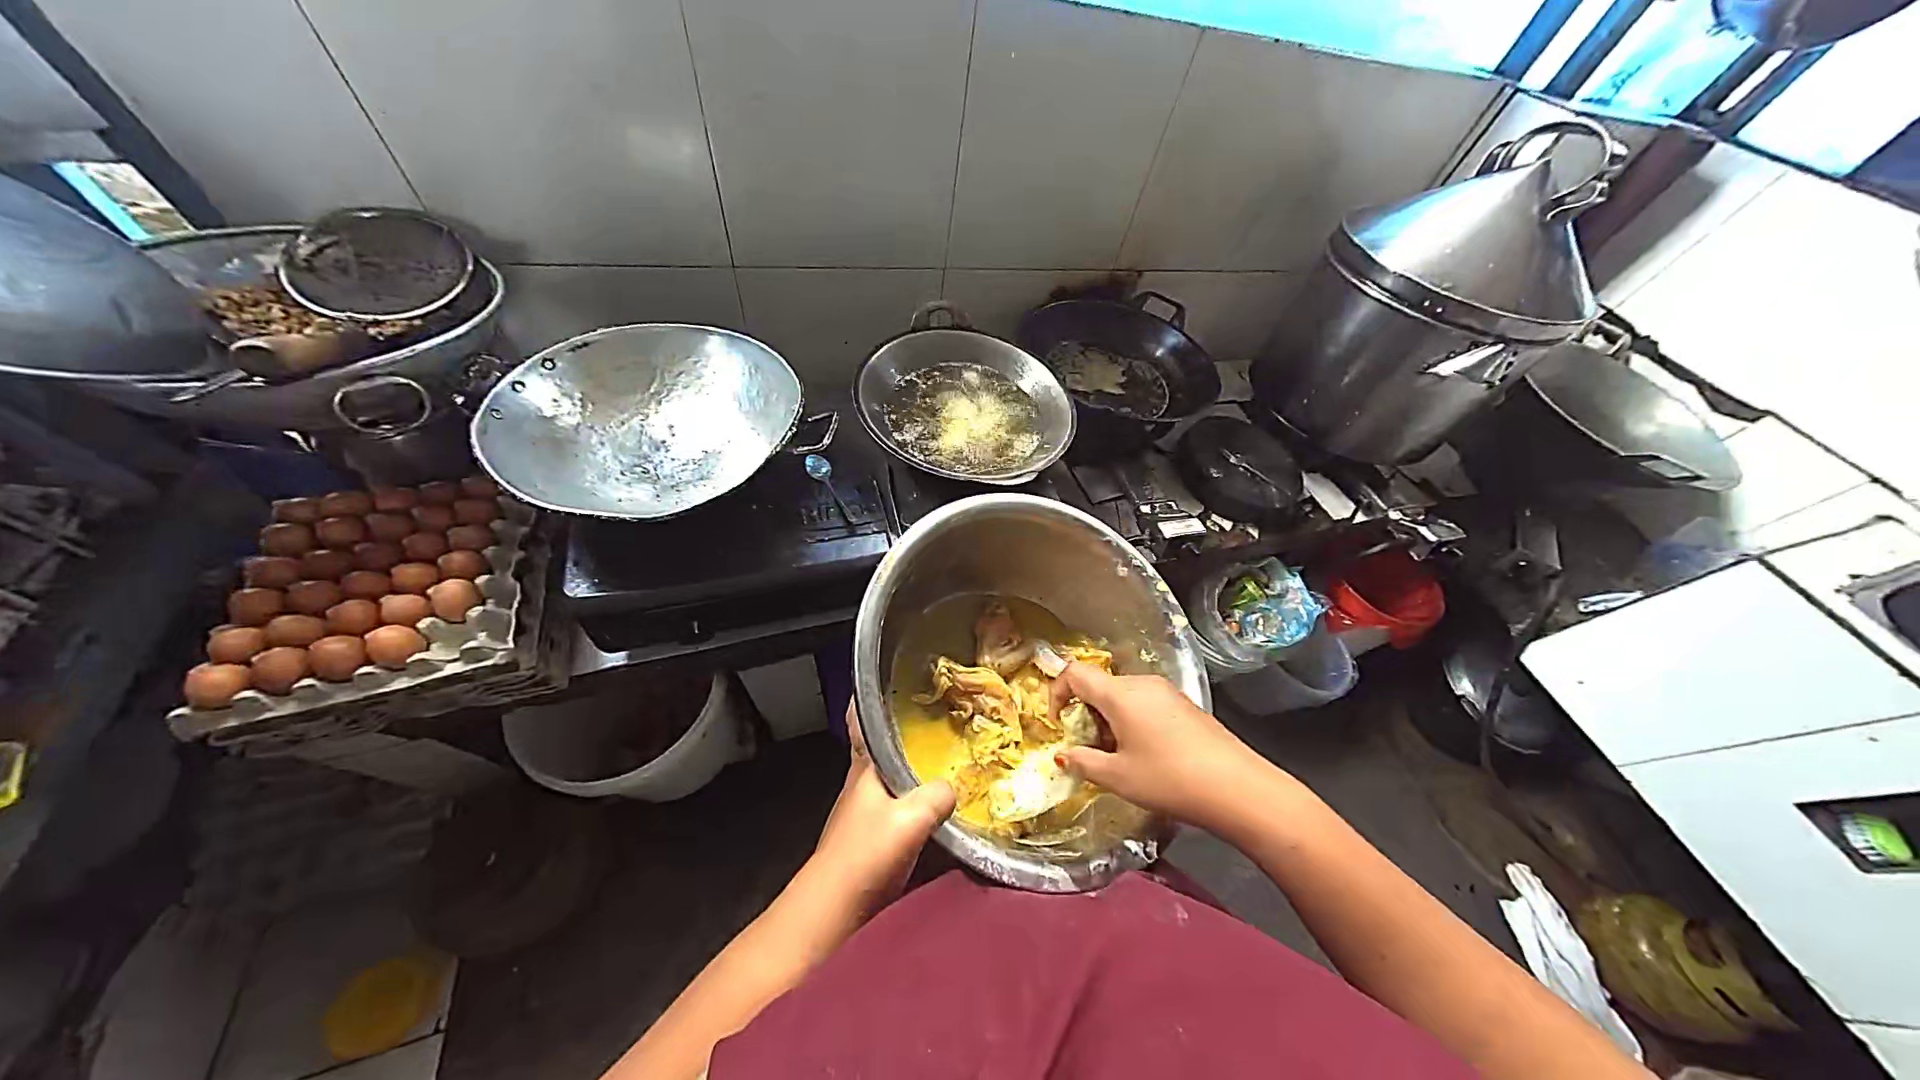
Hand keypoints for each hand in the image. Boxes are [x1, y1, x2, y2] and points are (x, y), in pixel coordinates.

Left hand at [802, 705, 954, 915]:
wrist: (832, 913)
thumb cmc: (863, 857)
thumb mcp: (909, 819)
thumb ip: (935, 796)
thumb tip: (952, 788)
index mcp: (865, 768)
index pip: (863, 722)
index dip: (872, 701)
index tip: (893, 682)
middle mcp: (863, 784)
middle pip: (885, 748)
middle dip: (908, 733)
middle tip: (943, 718)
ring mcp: (867, 812)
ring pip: (896, 777)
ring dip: (917, 767)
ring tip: (951, 758)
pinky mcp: (875, 839)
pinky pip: (903, 806)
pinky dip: (920, 800)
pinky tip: (941, 807)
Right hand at [1050, 662, 1284, 830]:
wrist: (1239, 788)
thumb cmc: (1170, 780)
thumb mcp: (1117, 777)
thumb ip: (1082, 762)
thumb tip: (1063, 756)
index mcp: (1120, 694)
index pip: (1075, 673)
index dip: (1057, 693)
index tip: (1057, 724)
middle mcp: (1142, 684)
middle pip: (1099, 685)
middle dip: (1084, 713)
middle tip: (1087, 748)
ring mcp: (1167, 692)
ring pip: (1122, 695)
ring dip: (1108, 719)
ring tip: (1116, 756)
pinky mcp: (1184, 705)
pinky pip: (1144, 703)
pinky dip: (1131, 720)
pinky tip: (1145, 754)